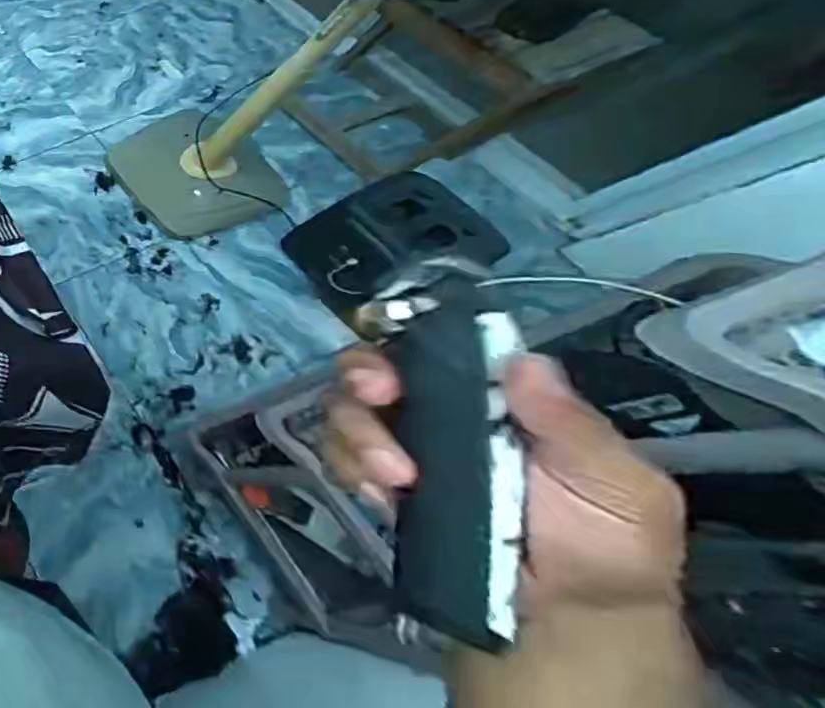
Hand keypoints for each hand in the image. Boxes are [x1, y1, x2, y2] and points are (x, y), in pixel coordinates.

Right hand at [327, 348, 686, 612]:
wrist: (565, 619)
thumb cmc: (606, 544)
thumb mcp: (620, 484)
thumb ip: (574, 427)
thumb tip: (525, 362)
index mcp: (487, 395)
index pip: (434, 347)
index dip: (404, 339)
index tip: (404, 359)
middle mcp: (433, 408)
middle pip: (372, 365)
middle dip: (362, 374)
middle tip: (375, 396)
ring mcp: (397, 441)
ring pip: (346, 406)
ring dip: (357, 431)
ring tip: (392, 475)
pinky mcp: (372, 477)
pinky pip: (337, 452)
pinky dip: (350, 467)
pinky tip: (381, 494)